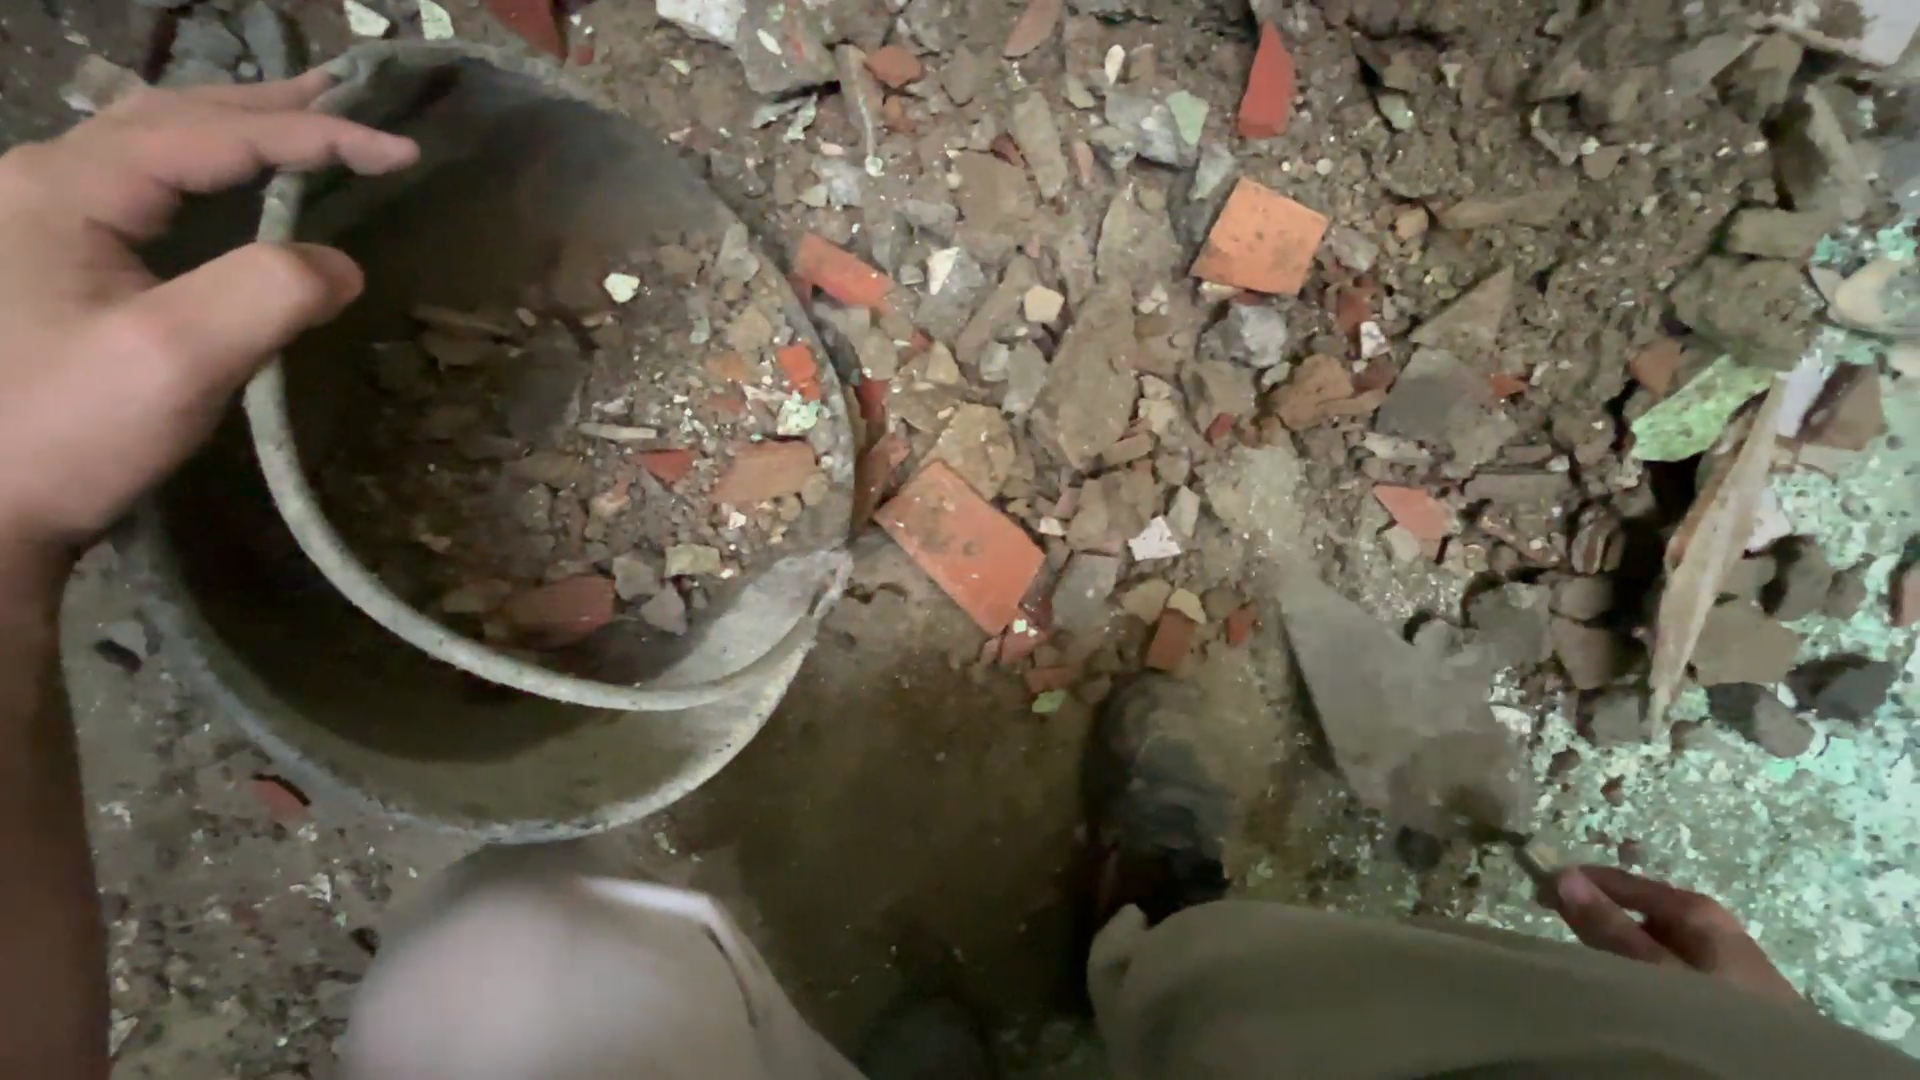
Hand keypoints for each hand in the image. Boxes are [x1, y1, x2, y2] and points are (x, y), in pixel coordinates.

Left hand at [0, 71, 416, 568]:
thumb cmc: (63, 426)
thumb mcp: (177, 356)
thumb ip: (268, 292)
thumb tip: (339, 263)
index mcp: (69, 187)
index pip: (217, 133)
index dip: (320, 135)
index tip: (405, 151)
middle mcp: (46, 180)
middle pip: (177, 113)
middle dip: (279, 103)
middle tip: (359, 95)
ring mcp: (46, 218)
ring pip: (158, 141)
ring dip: (242, 122)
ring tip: (309, 117)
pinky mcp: (62, 258)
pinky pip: (153, 185)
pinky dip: (216, 164)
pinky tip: (240, 177)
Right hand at [1552, 864, 1801, 1004]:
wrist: (1787, 1071)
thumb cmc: (1721, 1011)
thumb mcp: (1656, 969)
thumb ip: (1608, 925)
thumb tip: (1559, 874)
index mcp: (1694, 908)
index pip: (1616, 879)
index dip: (1575, 883)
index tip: (1536, 896)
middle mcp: (1706, 923)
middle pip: (1633, 907)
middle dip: (1596, 915)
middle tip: (1561, 932)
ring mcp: (1717, 953)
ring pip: (1648, 935)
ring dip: (1617, 943)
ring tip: (1592, 962)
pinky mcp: (1724, 983)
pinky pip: (1665, 960)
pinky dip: (1640, 964)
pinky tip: (1630, 983)